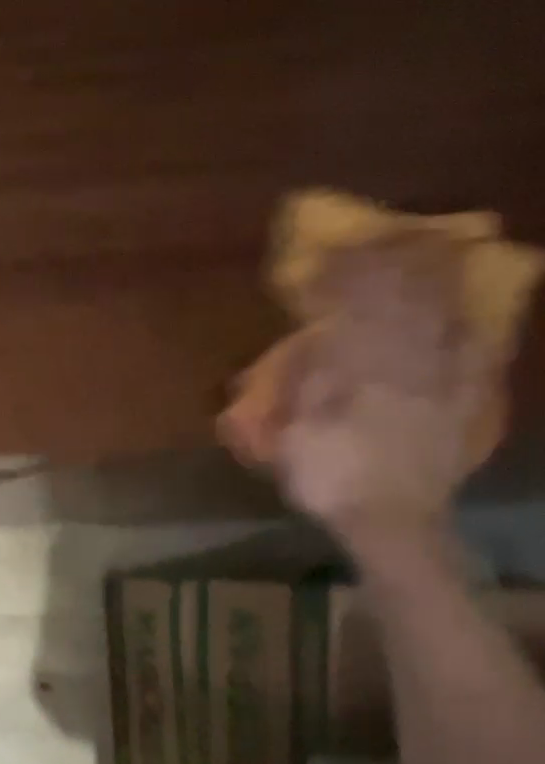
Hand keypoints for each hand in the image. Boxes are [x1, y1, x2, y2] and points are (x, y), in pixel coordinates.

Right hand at [273, 236, 489, 545]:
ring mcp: (447, 379)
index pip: (360, 309)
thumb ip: (310, 378)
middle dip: (400, 270)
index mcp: (365, 369)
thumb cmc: (326, 474)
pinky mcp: (469, 399)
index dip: (349, 277)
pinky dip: (471, 322)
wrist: (391, 518)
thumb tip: (319, 334)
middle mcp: (413, 363)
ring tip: (433, 252)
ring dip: (438, 285)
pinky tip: (468, 309)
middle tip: (392, 236)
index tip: (336, 249)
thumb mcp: (296, 427)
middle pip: (410, 305)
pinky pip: (476, 349)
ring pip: (446, 318)